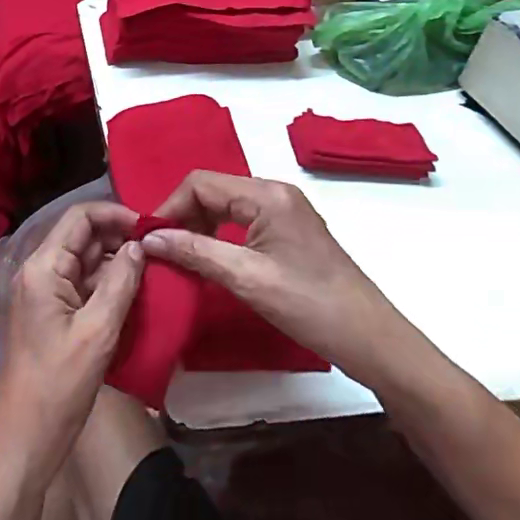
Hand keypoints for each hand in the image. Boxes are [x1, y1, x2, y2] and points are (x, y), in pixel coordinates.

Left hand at [0, 202, 145, 455]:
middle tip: (158, 249)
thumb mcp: (97, 331)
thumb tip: (138, 245)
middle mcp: (40, 271)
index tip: (149, 227)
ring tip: (155, 268)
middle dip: (120, 237)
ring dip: (118, 260)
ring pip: (86, 260)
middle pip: (83, 236)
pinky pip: (85, 284)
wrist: (26, 440)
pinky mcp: (54, 313)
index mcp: (42, 268)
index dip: (115, 214)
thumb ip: (120, 282)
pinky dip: (110, 283)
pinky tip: (137, 291)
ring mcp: (45, 293)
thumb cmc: (59, 386)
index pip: (80, 217)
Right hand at [139, 171, 409, 383]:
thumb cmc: (309, 304)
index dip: (170, 207)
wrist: (370, 337)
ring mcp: (285, 210)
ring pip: (226, 205)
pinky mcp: (289, 230)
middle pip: (213, 190)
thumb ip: (195, 251)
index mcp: (267, 193)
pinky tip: (209, 260)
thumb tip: (149, 238)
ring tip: (181, 258)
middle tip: (162, 252)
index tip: (149, 240)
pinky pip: (242, 220)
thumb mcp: (247, 278)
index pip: (201, 183)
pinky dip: (219, 235)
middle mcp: (276, 191)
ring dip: (199, 226)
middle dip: (183, 216)